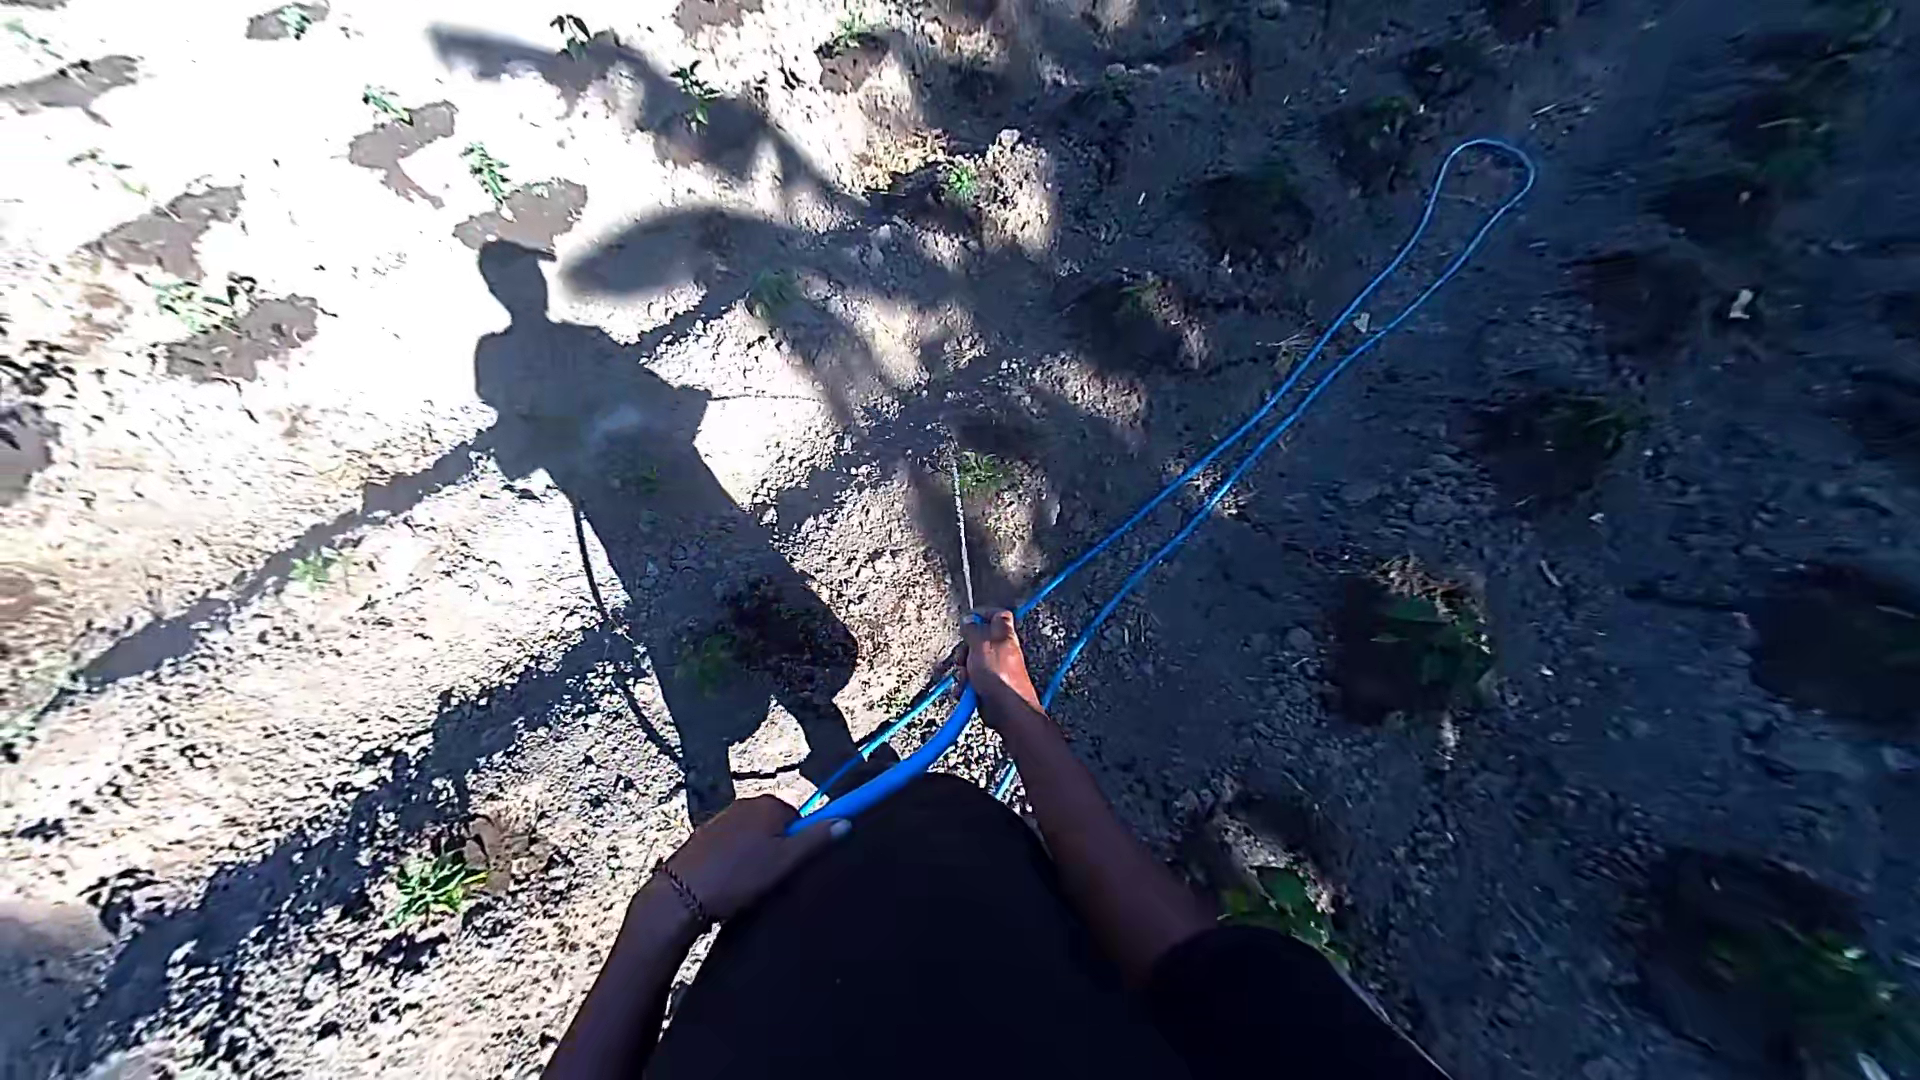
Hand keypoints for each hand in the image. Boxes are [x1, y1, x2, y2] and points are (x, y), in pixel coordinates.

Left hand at [659, 795, 845, 920]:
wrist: (679, 896)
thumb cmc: (736, 877)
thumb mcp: (784, 862)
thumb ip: (817, 840)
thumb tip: (845, 822)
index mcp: (769, 804)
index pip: (800, 818)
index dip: (799, 844)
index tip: (790, 866)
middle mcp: (747, 803)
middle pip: (777, 826)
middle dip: (776, 850)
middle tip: (768, 878)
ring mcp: (723, 817)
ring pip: (753, 837)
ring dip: (755, 856)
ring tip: (744, 884)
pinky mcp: (705, 834)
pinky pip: (732, 845)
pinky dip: (734, 860)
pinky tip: (727, 882)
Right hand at [954, 609, 1045, 726]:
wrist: (1008, 711)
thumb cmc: (999, 677)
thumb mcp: (982, 646)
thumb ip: (974, 630)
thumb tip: (968, 618)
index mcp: (1004, 636)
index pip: (998, 615)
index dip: (983, 614)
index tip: (968, 620)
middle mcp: (1001, 651)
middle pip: (977, 641)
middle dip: (964, 650)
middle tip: (963, 658)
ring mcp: (994, 669)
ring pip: (970, 662)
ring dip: (963, 671)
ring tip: (967, 680)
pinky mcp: (987, 685)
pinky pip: (970, 681)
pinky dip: (965, 686)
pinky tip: (965, 692)